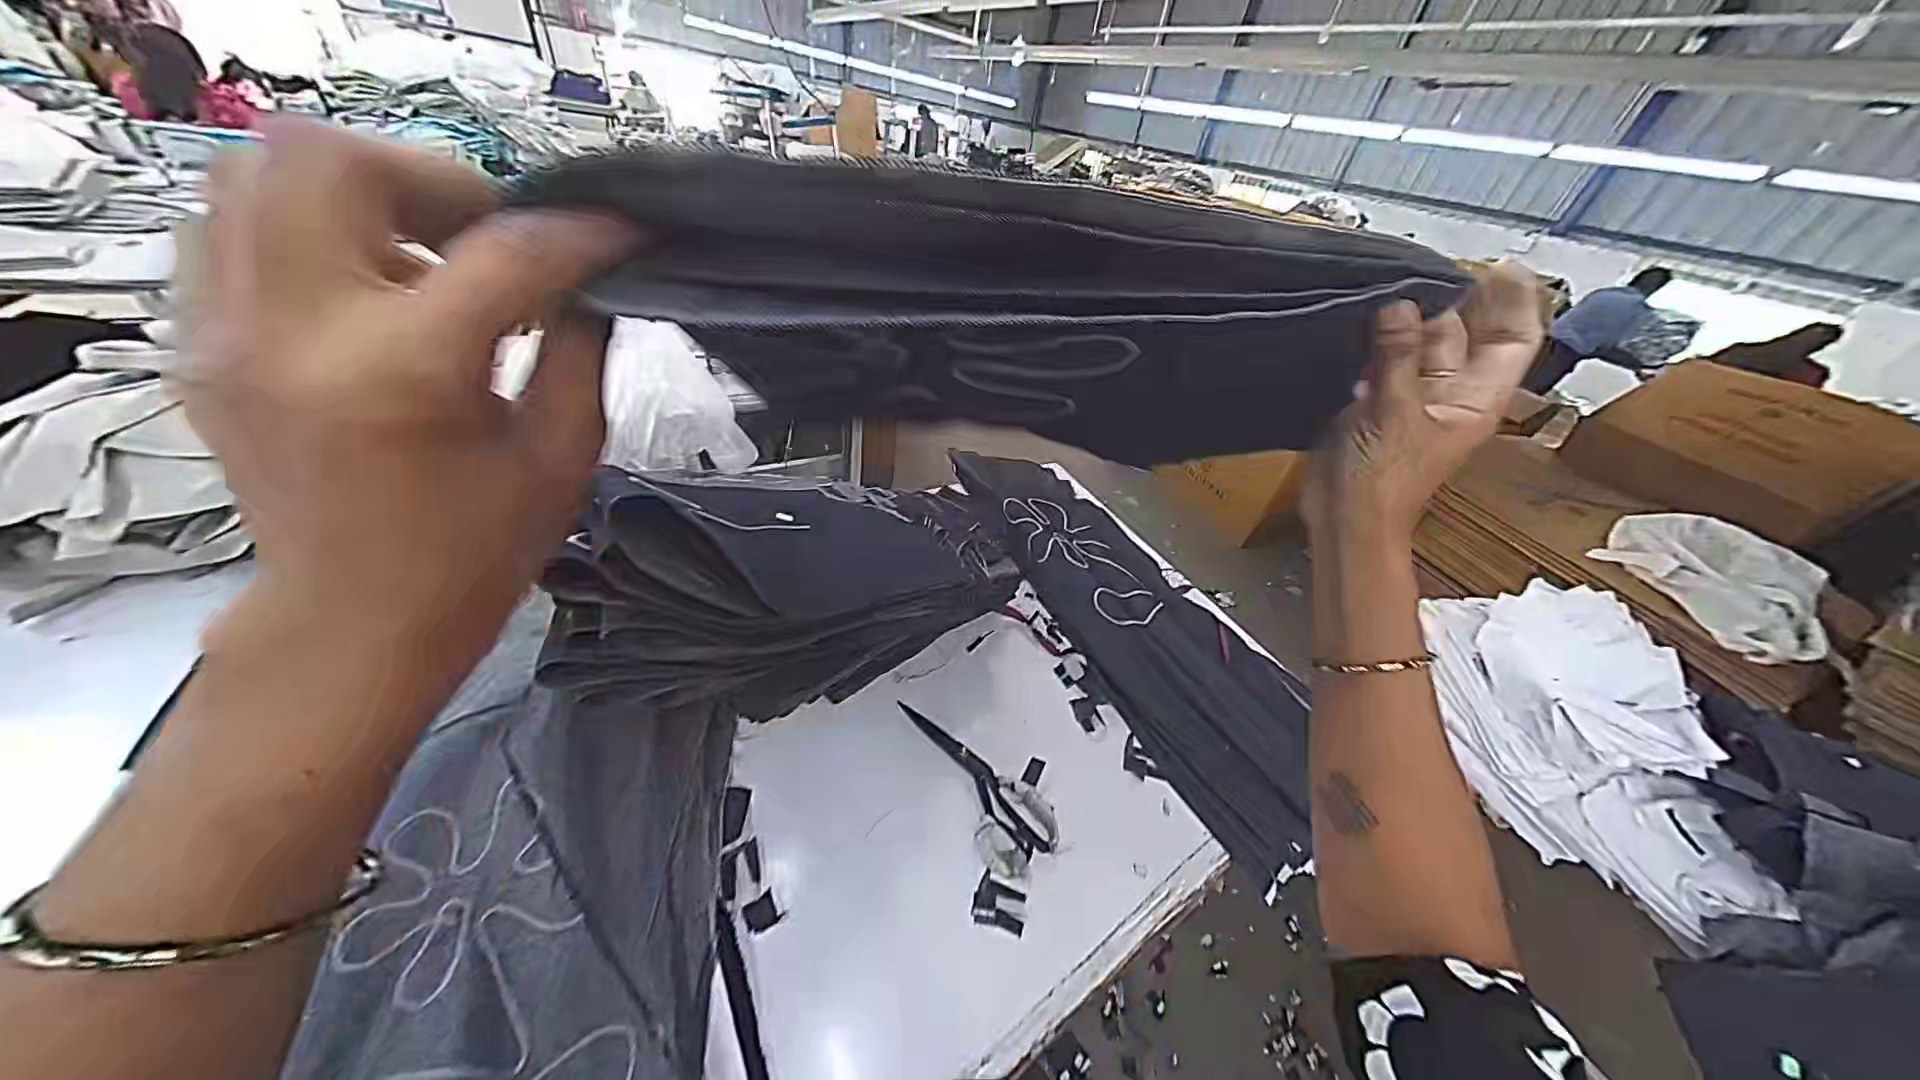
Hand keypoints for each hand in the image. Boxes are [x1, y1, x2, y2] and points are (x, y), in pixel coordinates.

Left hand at [182, 120, 637, 663]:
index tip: (618, 232)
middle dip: (440, 180)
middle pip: (334, 160)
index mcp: (408, 374)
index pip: (502, 255)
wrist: (360, 615)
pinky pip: (237, 224)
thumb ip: (580, 352)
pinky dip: (320, 227)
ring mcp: (225, 329)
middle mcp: (295, 330)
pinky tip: (380, 284)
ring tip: (438, 253)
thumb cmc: (481, 551)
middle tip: (498, 236)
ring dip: (371, 194)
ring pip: (262, 171)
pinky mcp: (201, 339)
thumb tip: (586, 284)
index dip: (577, 234)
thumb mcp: (563, 457)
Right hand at [1303, 262, 1542, 542]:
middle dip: (1444, 304)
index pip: (1514, 337)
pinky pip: (1379, 365)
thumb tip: (1398, 306)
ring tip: (1386, 292)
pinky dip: (1371, 349)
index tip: (1496, 264)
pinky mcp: (1373, 406)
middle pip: (1460, 335)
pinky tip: (1358, 331)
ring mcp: (1408, 399)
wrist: (1346, 513)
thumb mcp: (1396, 412)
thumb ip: (1396, 357)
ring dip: (1402, 324)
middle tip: (1420, 271)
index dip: (1514, 299)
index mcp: (1475, 397)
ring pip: (1414, 348)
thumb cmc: (1384, 477)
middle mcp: (1447, 393)